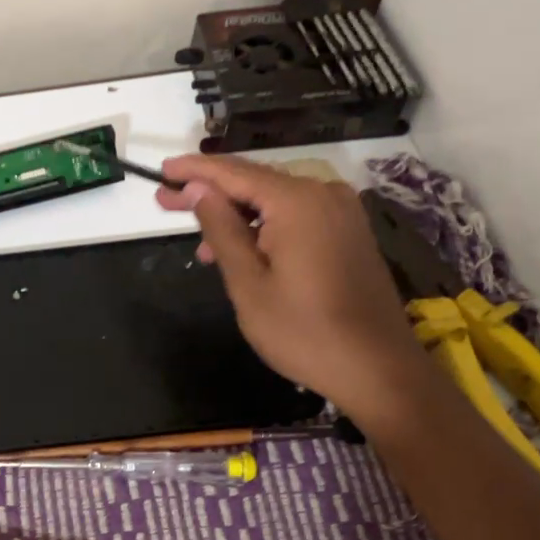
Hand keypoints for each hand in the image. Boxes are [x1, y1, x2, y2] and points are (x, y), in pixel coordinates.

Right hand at [156, 155, 427, 413]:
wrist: (378, 368)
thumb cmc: (304, 332)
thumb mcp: (248, 284)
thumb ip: (221, 230)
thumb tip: (198, 189)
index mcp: (297, 202)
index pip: (234, 173)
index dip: (195, 171)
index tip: (162, 171)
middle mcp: (323, 193)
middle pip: (255, 182)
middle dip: (210, 192)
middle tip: (165, 203)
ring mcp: (342, 213)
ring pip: (276, 201)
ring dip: (236, 215)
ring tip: (200, 244)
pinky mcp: (349, 233)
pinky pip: (297, 216)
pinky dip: (264, 226)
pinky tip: (241, 250)